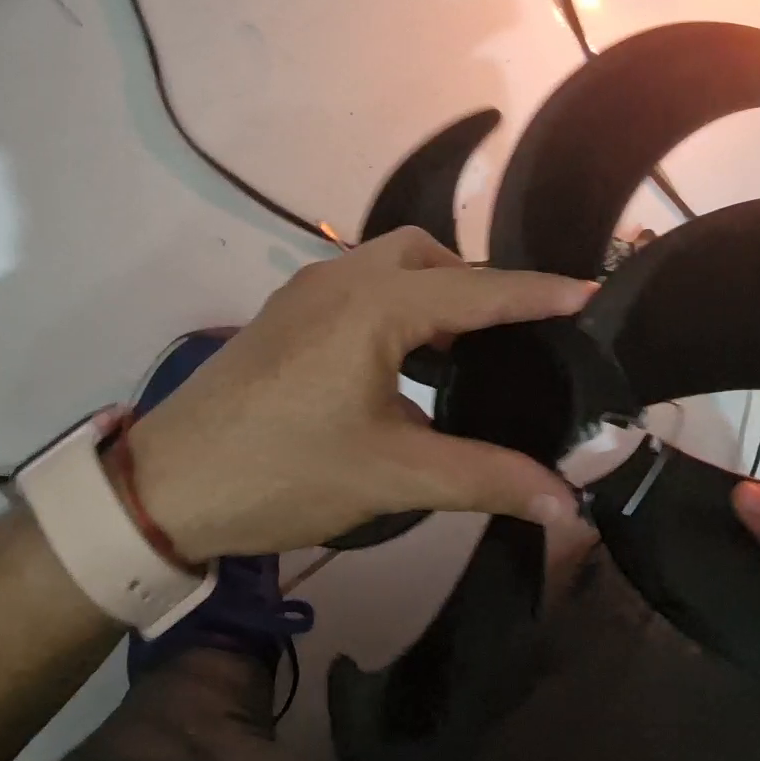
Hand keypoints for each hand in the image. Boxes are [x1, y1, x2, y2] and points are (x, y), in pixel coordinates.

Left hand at [123, 227, 588, 562]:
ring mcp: (306, 292)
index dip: (538, 294)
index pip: (477, 290)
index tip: (591, 291)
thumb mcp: (392, 476)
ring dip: (431, 293)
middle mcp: (342, 279)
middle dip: (475, 284)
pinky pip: (358, 287)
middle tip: (509, 336)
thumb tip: (568, 505)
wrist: (168, 483)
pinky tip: (402, 361)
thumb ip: (486, 479)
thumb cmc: (284, 471)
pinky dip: (396, 306)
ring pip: (387, 266)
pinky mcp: (285, 314)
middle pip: (427, 255)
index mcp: (375, 306)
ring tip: (461, 350)